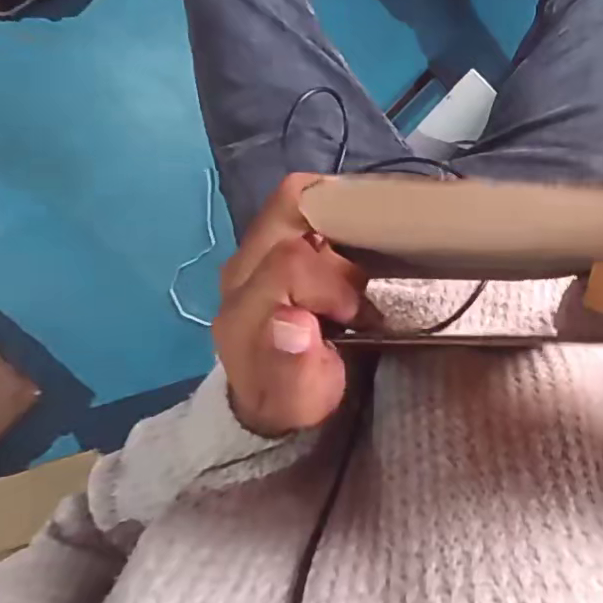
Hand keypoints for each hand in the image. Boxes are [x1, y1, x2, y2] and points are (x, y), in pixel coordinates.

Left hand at [212, 174, 370, 436]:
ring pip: (294, 202)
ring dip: (336, 223)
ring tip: (356, 262)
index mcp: (245, 307)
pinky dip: (331, 220)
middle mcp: (240, 270)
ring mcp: (251, 254)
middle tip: (362, 260)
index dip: (333, 282)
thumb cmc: (290, 397)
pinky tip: (350, 250)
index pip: (291, 260)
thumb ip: (294, 365)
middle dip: (338, 224)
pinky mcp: (266, 248)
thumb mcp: (300, 397)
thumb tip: (293, 323)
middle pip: (287, 206)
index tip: (353, 312)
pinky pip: (299, 210)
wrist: (268, 401)